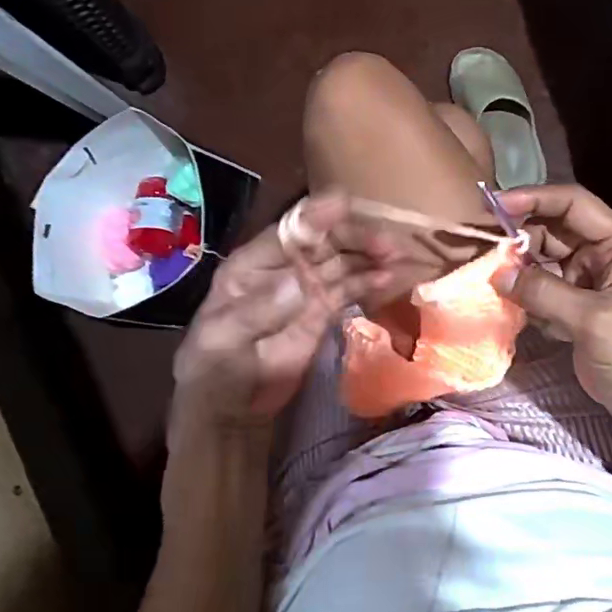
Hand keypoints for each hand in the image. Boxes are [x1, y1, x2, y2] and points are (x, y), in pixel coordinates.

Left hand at [171, 192, 402, 434]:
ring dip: (369, 256)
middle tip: (388, 244)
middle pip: (324, 241)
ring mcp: (306, 288)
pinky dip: (369, 282)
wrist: (230, 408)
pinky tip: (390, 279)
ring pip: (342, 262)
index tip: (346, 203)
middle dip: (355, 236)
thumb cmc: (214, 368)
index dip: (316, 216)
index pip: (288, 231)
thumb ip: (259, 310)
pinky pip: (350, 288)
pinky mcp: (323, 311)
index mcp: (252, 264)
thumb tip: (301, 282)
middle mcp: (283, 268)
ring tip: (397, 257)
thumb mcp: (223, 339)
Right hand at [496, 185, 611, 432]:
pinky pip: (542, 284)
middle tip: (486, 249)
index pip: (574, 204)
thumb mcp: (590, 320)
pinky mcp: (575, 302)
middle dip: (521, 236)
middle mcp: (605, 253)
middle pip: (554, 228)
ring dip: (519, 266)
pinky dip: (526, 291)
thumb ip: (542, 292)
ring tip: (494, 278)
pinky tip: (516, 305)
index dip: (535, 198)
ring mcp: (589, 278)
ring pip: (544, 257)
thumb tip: (497, 274)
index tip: (496, 205)